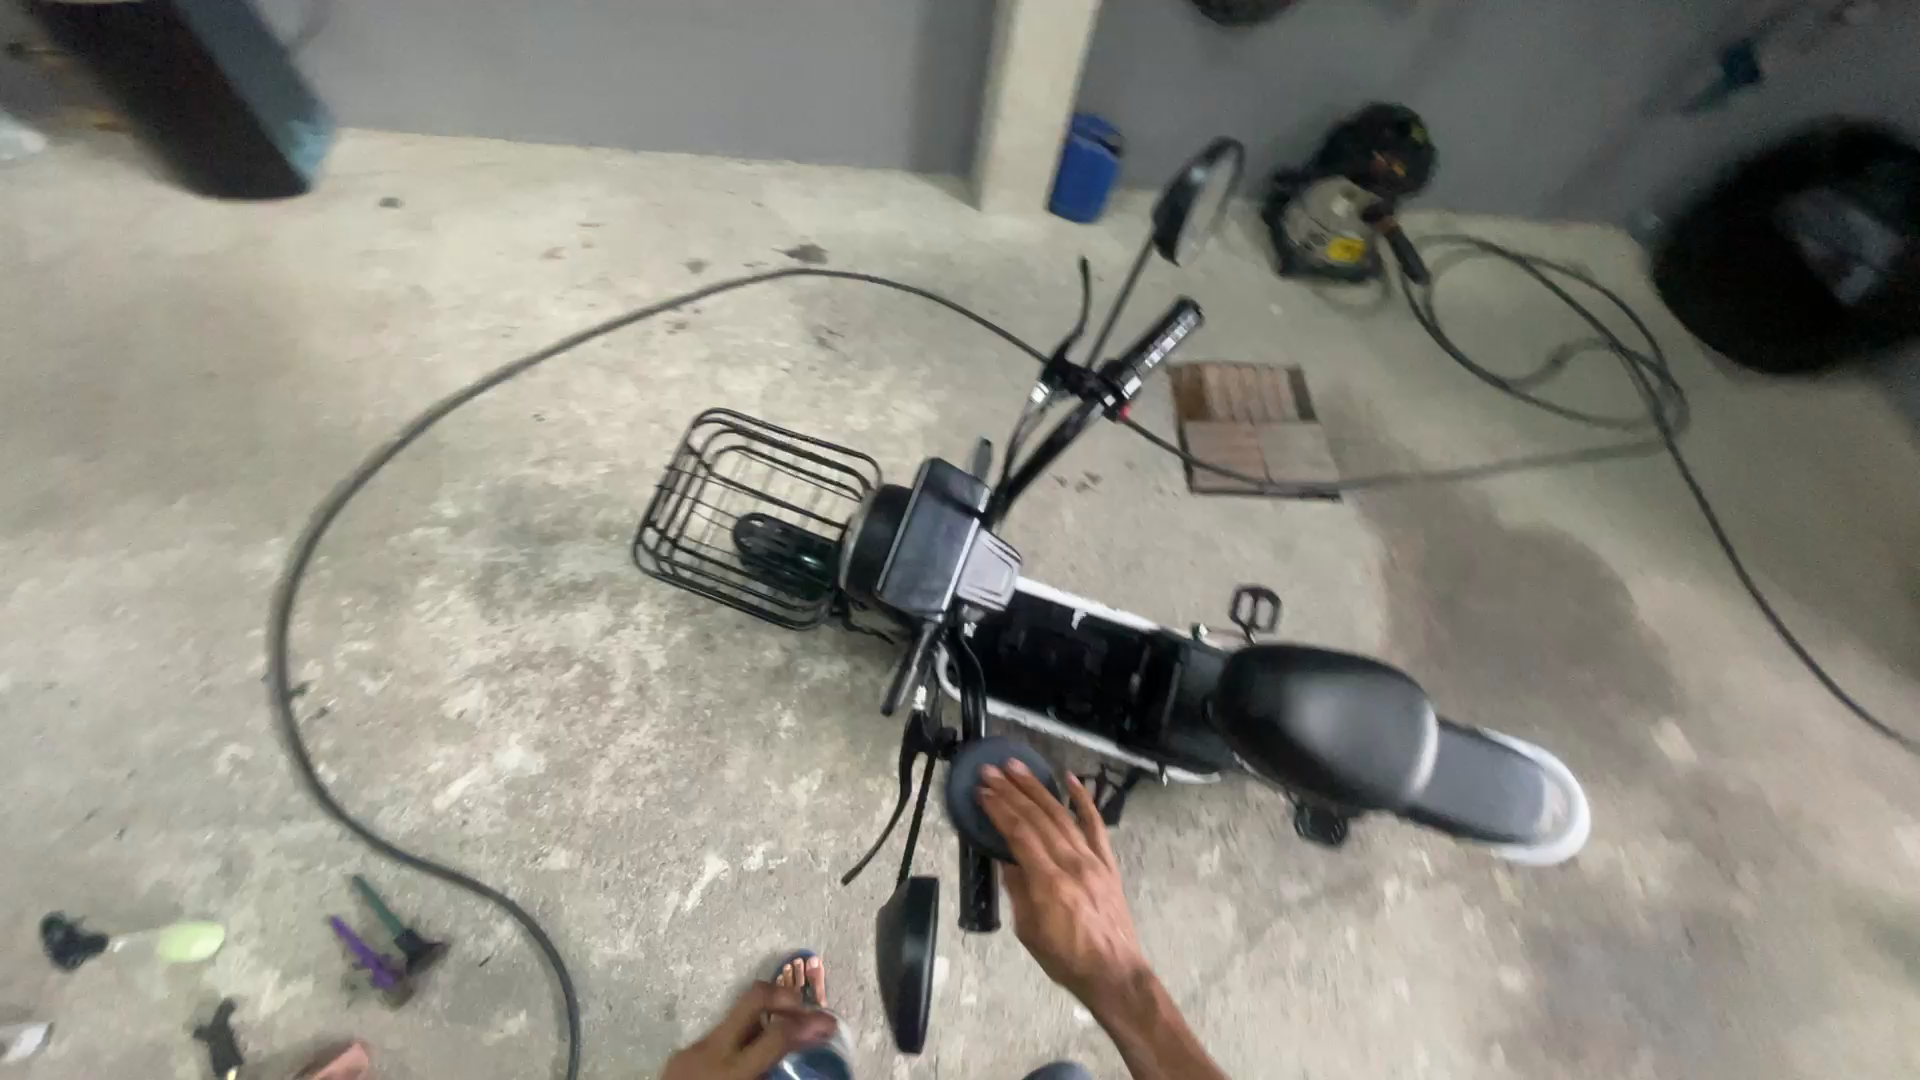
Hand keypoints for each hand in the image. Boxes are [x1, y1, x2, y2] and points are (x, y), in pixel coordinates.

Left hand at [660, 981, 835, 1079]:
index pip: (777, 1036)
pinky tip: (751, 1059)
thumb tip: (794, 1063)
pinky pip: (721, 1037)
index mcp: (729, 1074)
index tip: (830, 1024)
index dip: (809, 1025)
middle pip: (754, 997)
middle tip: (807, 1009)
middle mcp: (709, 1051)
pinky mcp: (680, 1056)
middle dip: (786, 995)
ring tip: (783, 1036)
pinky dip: (742, 1041)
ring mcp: (691, 1049)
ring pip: (737, 1017)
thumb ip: (771, 1075)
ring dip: (764, 1021)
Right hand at [979, 761, 1150, 1008]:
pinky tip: (1070, 778)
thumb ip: (1018, 890)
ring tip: (1017, 767)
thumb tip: (1007, 859)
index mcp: (1048, 882)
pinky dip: (1083, 799)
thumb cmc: (1065, 959)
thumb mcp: (1028, 931)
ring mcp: (1092, 859)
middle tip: (991, 770)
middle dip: (1011, 791)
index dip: (999, 809)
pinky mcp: (1107, 861)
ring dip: (1037, 788)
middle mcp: (1071, 863)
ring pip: (1061, 814)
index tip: (982, 791)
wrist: (1114, 973)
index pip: (1019, 834)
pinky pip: (1095, 824)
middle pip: (1037, 817)